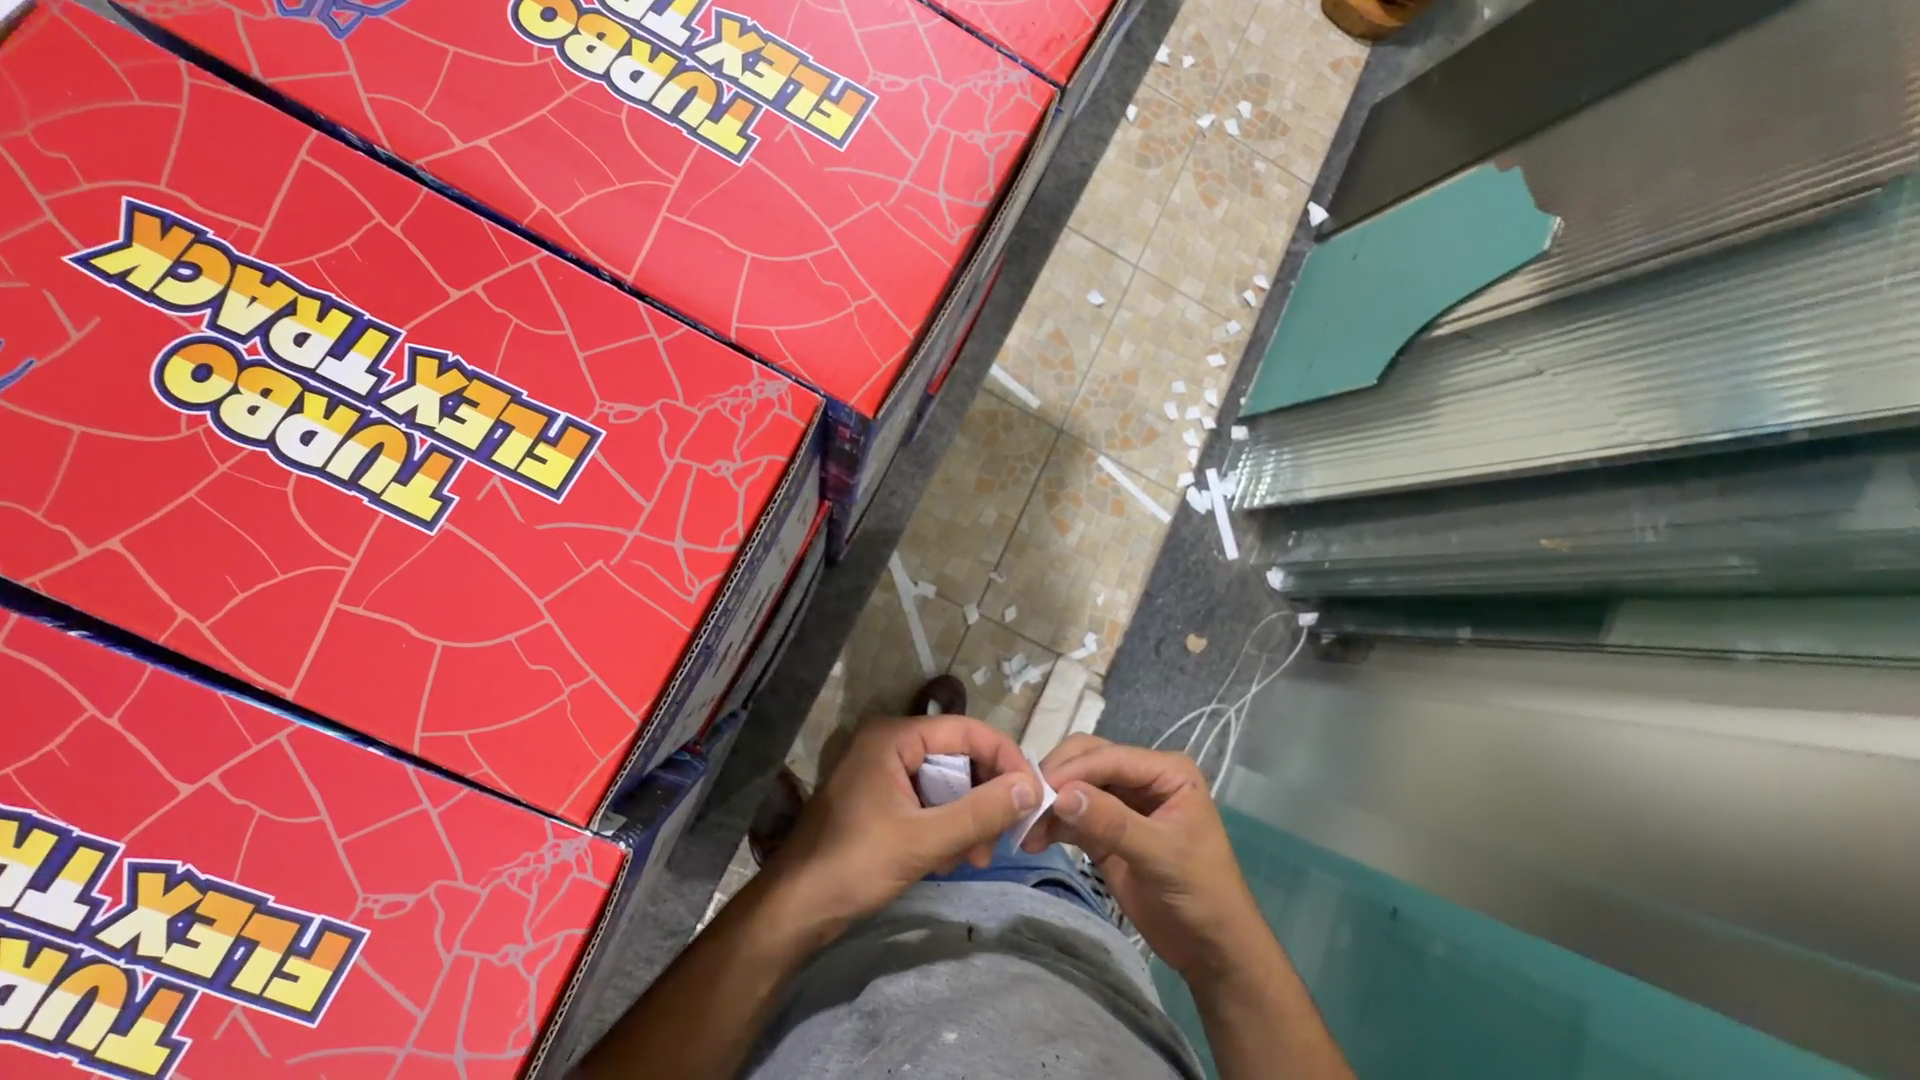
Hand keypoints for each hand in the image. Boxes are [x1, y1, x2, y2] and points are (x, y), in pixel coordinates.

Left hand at [762, 714, 1039, 925]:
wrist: (794, 910)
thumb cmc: (853, 866)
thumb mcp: (924, 841)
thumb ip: (980, 812)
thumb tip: (1032, 789)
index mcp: (893, 737)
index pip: (967, 732)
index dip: (1006, 759)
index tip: (1034, 796)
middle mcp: (888, 744)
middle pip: (958, 757)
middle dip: (984, 798)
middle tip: (1002, 839)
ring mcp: (882, 772)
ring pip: (946, 784)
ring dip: (967, 819)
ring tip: (974, 858)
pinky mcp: (880, 799)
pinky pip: (928, 801)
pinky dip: (945, 827)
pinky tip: (949, 860)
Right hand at [1022, 735, 1269, 979]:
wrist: (1211, 947)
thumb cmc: (1202, 894)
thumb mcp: (1161, 855)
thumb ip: (1113, 823)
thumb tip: (1061, 796)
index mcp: (1166, 771)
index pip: (1109, 757)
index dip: (1072, 771)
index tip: (1037, 792)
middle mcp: (1142, 779)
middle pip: (1087, 761)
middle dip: (1057, 780)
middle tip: (1027, 806)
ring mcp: (1123, 804)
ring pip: (1075, 786)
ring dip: (1049, 804)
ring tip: (1026, 830)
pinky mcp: (1106, 831)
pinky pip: (1073, 816)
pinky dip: (1053, 824)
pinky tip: (1034, 840)